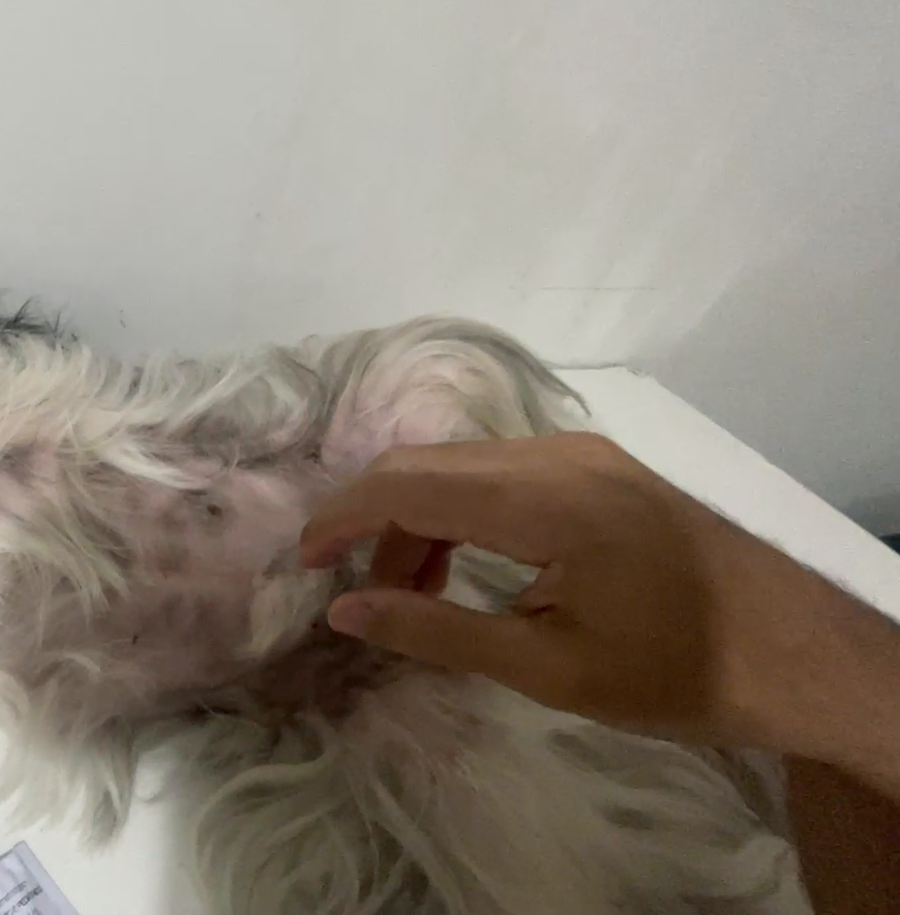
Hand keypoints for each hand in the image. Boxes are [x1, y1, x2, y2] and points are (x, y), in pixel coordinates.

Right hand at [299, 432, 899, 786]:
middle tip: (347, 579)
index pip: (404, 485)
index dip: (341, 517)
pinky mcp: (585, 464)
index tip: (306, 560)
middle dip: (367, 518)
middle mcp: (553, 454)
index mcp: (548, 500)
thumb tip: (342, 611)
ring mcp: (573, 452)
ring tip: (403, 586)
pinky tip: (453, 562)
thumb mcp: (551, 669)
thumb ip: (434, 631)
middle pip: (418, 464)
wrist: (819, 661)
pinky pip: (485, 472)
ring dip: (408, 519)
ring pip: (447, 466)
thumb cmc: (687, 674)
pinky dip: (448, 513)